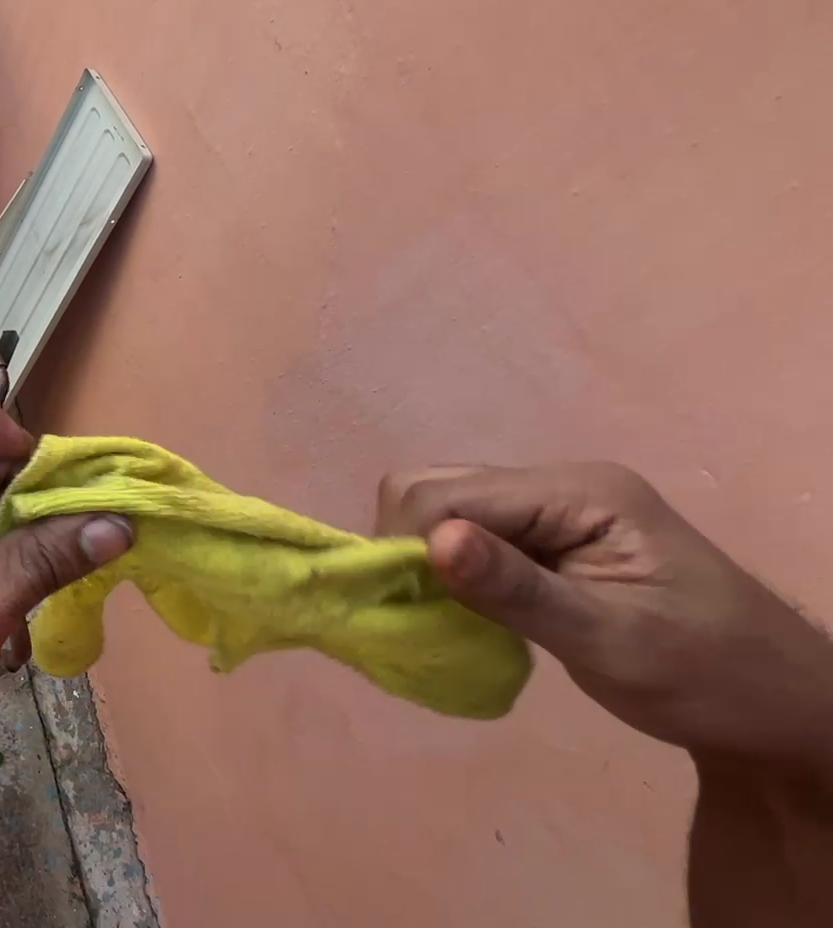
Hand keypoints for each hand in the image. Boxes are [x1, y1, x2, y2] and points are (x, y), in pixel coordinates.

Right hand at [377, 463, 832, 772]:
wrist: (783, 708)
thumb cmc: (708, 679)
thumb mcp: (614, 642)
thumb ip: (518, 590)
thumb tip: (434, 541)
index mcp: (580, 492)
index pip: (449, 495)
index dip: (412, 544)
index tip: (412, 605)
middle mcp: (554, 483)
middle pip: (430, 486)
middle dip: (407, 542)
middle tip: (425, 605)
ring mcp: (546, 504)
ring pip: (435, 504)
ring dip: (420, 552)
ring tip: (443, 606)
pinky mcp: (537, 530)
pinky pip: (458, 527)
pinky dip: (441, 562)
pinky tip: (463, 599)